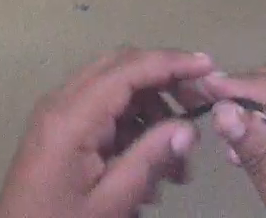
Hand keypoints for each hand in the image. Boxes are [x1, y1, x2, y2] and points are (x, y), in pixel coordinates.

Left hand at [0, 47, 212, 217]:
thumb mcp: (111, 202)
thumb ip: (150, 158)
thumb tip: (189, 128)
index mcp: (72, 113)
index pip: (129, 68)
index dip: (171, 62)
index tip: (209, 65)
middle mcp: (61, 100)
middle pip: (121, 67)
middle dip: (164, 81)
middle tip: (199, 107)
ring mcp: (57, 112)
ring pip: (114, 88)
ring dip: (150, 110)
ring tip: (179, 161)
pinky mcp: (58, 129)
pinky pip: (101, 111)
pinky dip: (131, 126)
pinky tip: (152, 167)